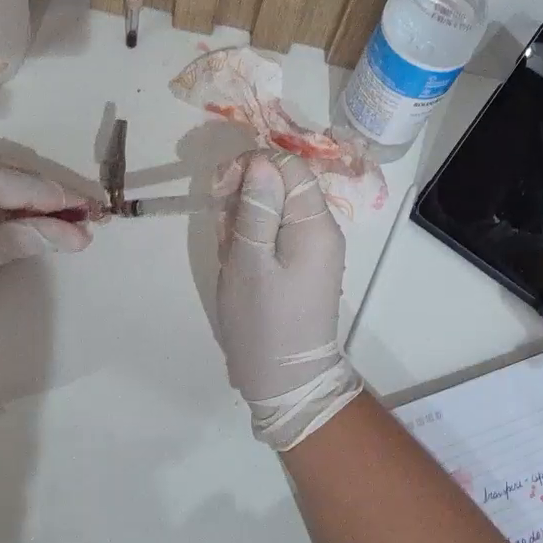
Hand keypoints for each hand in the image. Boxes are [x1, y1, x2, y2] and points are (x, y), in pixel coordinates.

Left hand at [0, 150, 91, 358]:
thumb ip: (32, 236)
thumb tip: (81, 235)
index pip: (30, 183)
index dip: (69, 199)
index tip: (104, 213)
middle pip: (18, 178)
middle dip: (55, 200)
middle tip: (92, 220)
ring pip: (0, 186)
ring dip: (33, 205)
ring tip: (67, 224)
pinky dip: (6, 209)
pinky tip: (27, 222)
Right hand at [212, 150, 363, 449]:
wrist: (286, 381)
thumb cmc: (263, 322)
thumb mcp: (249, 262)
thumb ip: (256, 208)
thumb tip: (261, 161)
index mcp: (316, 223)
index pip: (290, 166)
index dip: (253, 166)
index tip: (220, 189)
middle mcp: (322, 228)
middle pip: (282, 183)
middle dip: (244, 194)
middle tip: (221, 226)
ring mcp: (314, 246)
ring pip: (275, 207)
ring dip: (244, 218)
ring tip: (227, 251)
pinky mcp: (303, 262)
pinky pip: (277, 232)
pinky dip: (252, 238)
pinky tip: (236, 260)